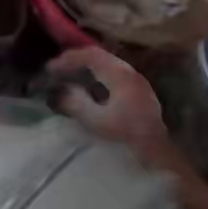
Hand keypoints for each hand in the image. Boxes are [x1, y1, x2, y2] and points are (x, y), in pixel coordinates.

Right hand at [45, 48, 172, 159]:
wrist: (157, 152)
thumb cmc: (126, 136)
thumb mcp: (97, 121)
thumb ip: (75, 103)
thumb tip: (58, 91)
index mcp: (120, 75)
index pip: (90, 56)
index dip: (68, 59)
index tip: (50, 68)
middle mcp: (130, 72)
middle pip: (99, 56)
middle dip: (76, 60)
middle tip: (57, 69)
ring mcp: (136, 81)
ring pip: (107, 64)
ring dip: (86, 67)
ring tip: (69, 75)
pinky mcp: (138, 91)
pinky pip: (113, 74)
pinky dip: (96, 75)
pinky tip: (88, 88)